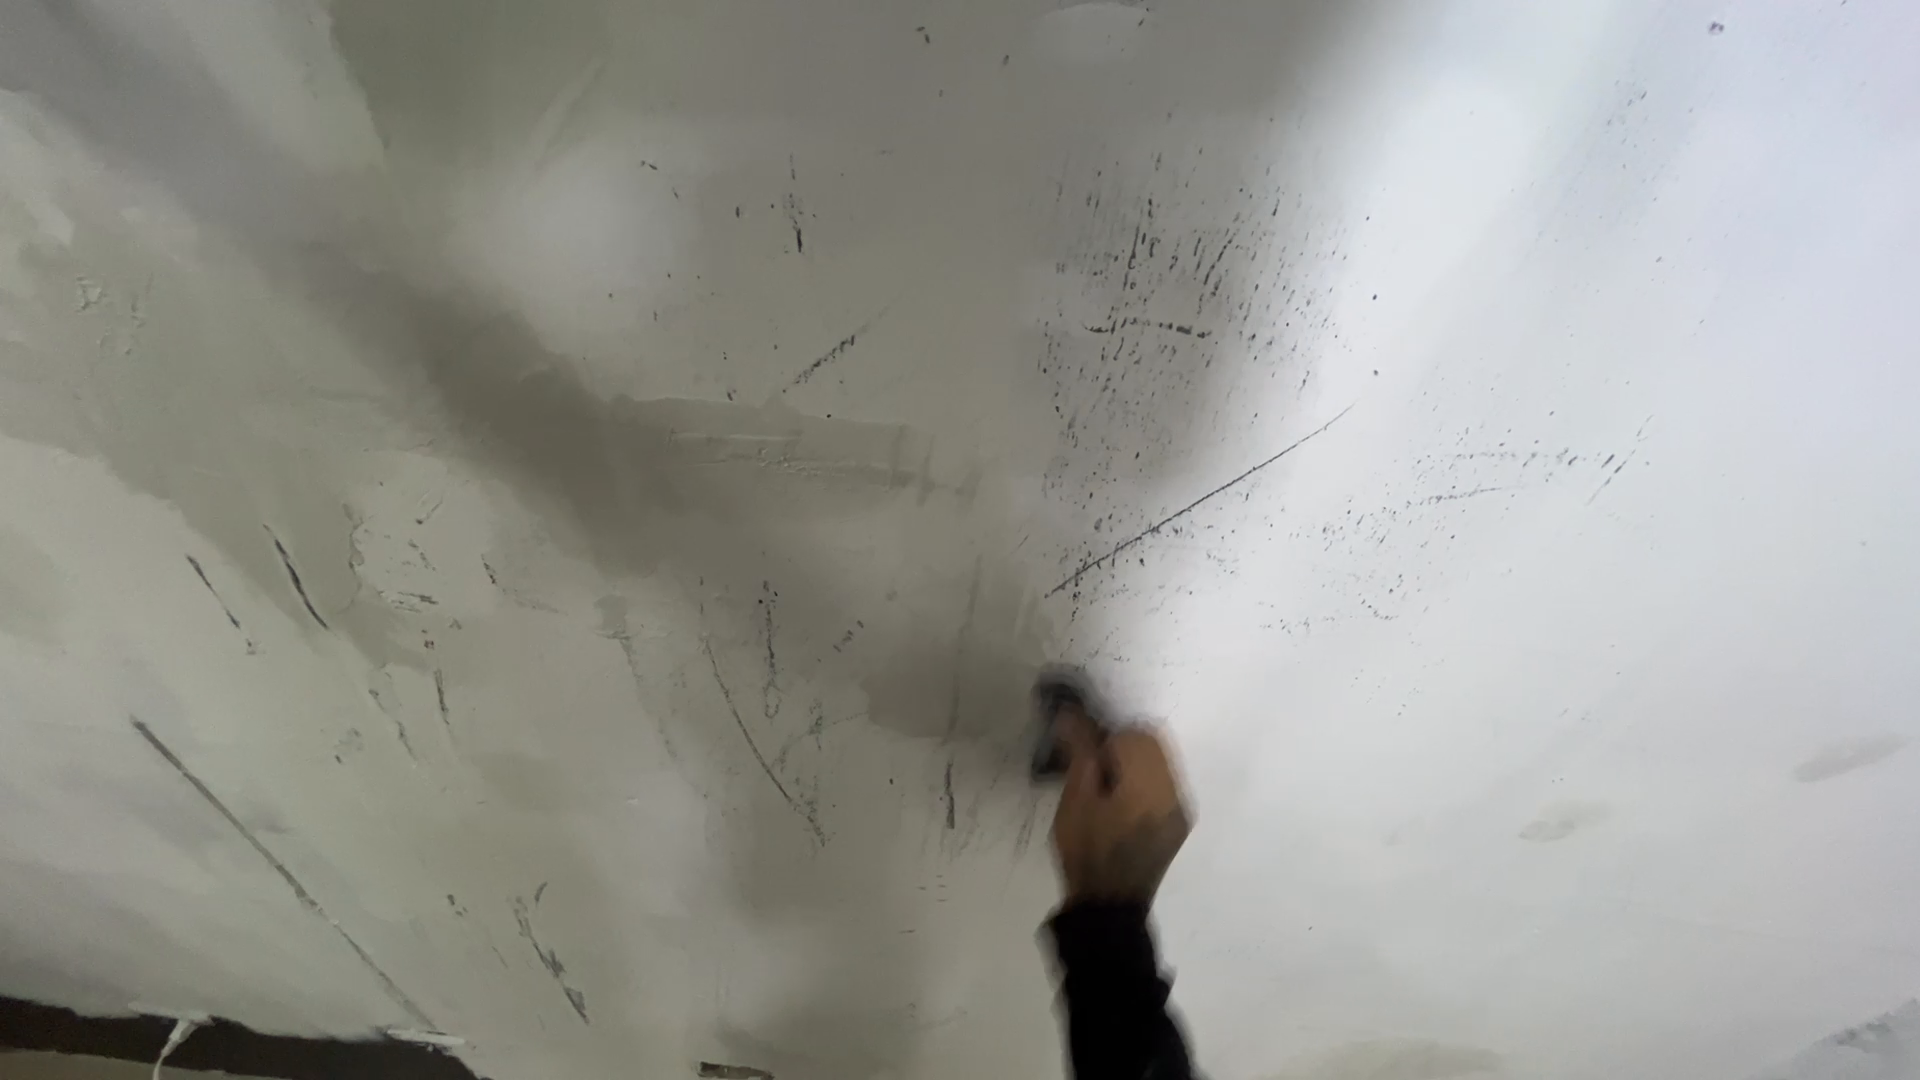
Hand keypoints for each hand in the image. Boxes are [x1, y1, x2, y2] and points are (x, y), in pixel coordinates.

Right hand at [1050, 705, 1191, 903]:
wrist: (1109, 904)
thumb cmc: (1087, 851)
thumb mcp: (1075, 800)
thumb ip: (1081, 751)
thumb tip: (1073, 714)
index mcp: (1149, 787)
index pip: (1134, 735)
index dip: (1105, 735)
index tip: (1083, 750)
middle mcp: (1174, 792)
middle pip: (1152, 740)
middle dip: (1122, 742)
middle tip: (1094, 763)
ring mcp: (1181, 807)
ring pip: (1160, 757)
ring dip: (1133, 756)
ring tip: (1107, 780)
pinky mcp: (1179, 819)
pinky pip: (1164, 778)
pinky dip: (1144, 774)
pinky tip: (1122, 796)